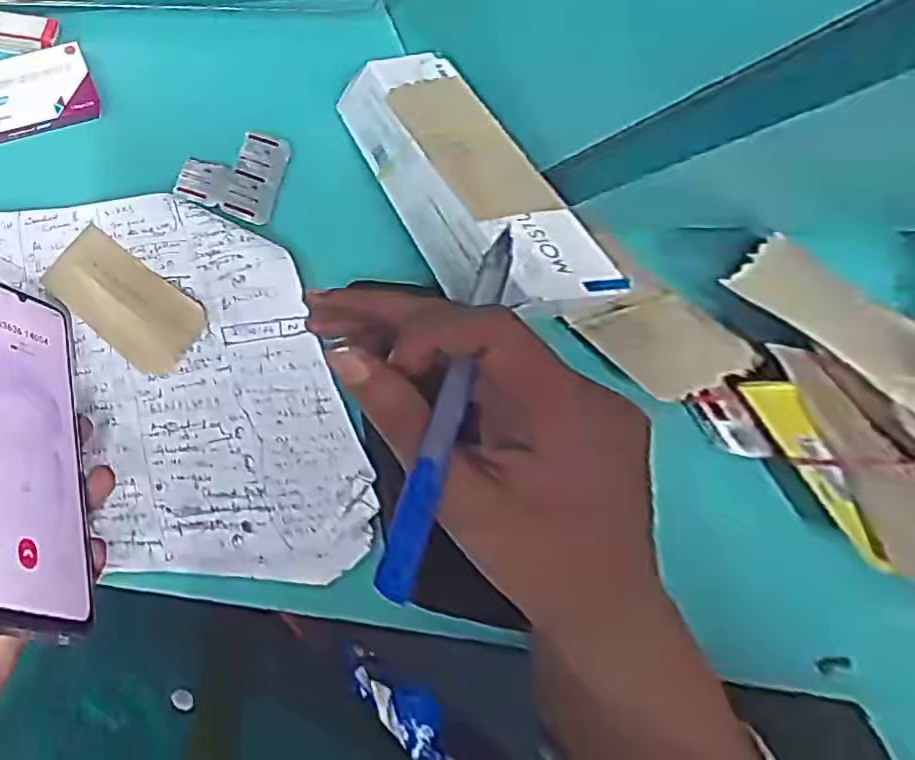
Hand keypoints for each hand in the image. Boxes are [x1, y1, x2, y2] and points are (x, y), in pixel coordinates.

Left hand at [0, 418, 115, 759]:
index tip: (14, 411)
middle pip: (15, 495)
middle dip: (43, 462)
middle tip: (71, 432)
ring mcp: (9, 576)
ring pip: (45, 529)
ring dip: (72, 502)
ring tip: (95, 477)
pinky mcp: (31, 610)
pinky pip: (61, 580)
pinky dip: (82, 561)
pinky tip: (93, 546)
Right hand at [304, 287, 657, 628]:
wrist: (599, 613)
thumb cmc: (533, 561)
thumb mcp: (452, 490)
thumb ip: (399, 416)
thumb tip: (343, 355)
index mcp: (565, 407)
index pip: (490, 331)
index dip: (424, 331)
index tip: (382, 362)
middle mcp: (570, 388)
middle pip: (467, 327)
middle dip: (390, 317)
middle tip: (323, 310)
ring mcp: (556, 395)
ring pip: (464, 344)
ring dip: (397, 335)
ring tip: (332, 327)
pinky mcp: (537, 407)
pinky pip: (472, 369)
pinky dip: (420, 363)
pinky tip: (373, 356)